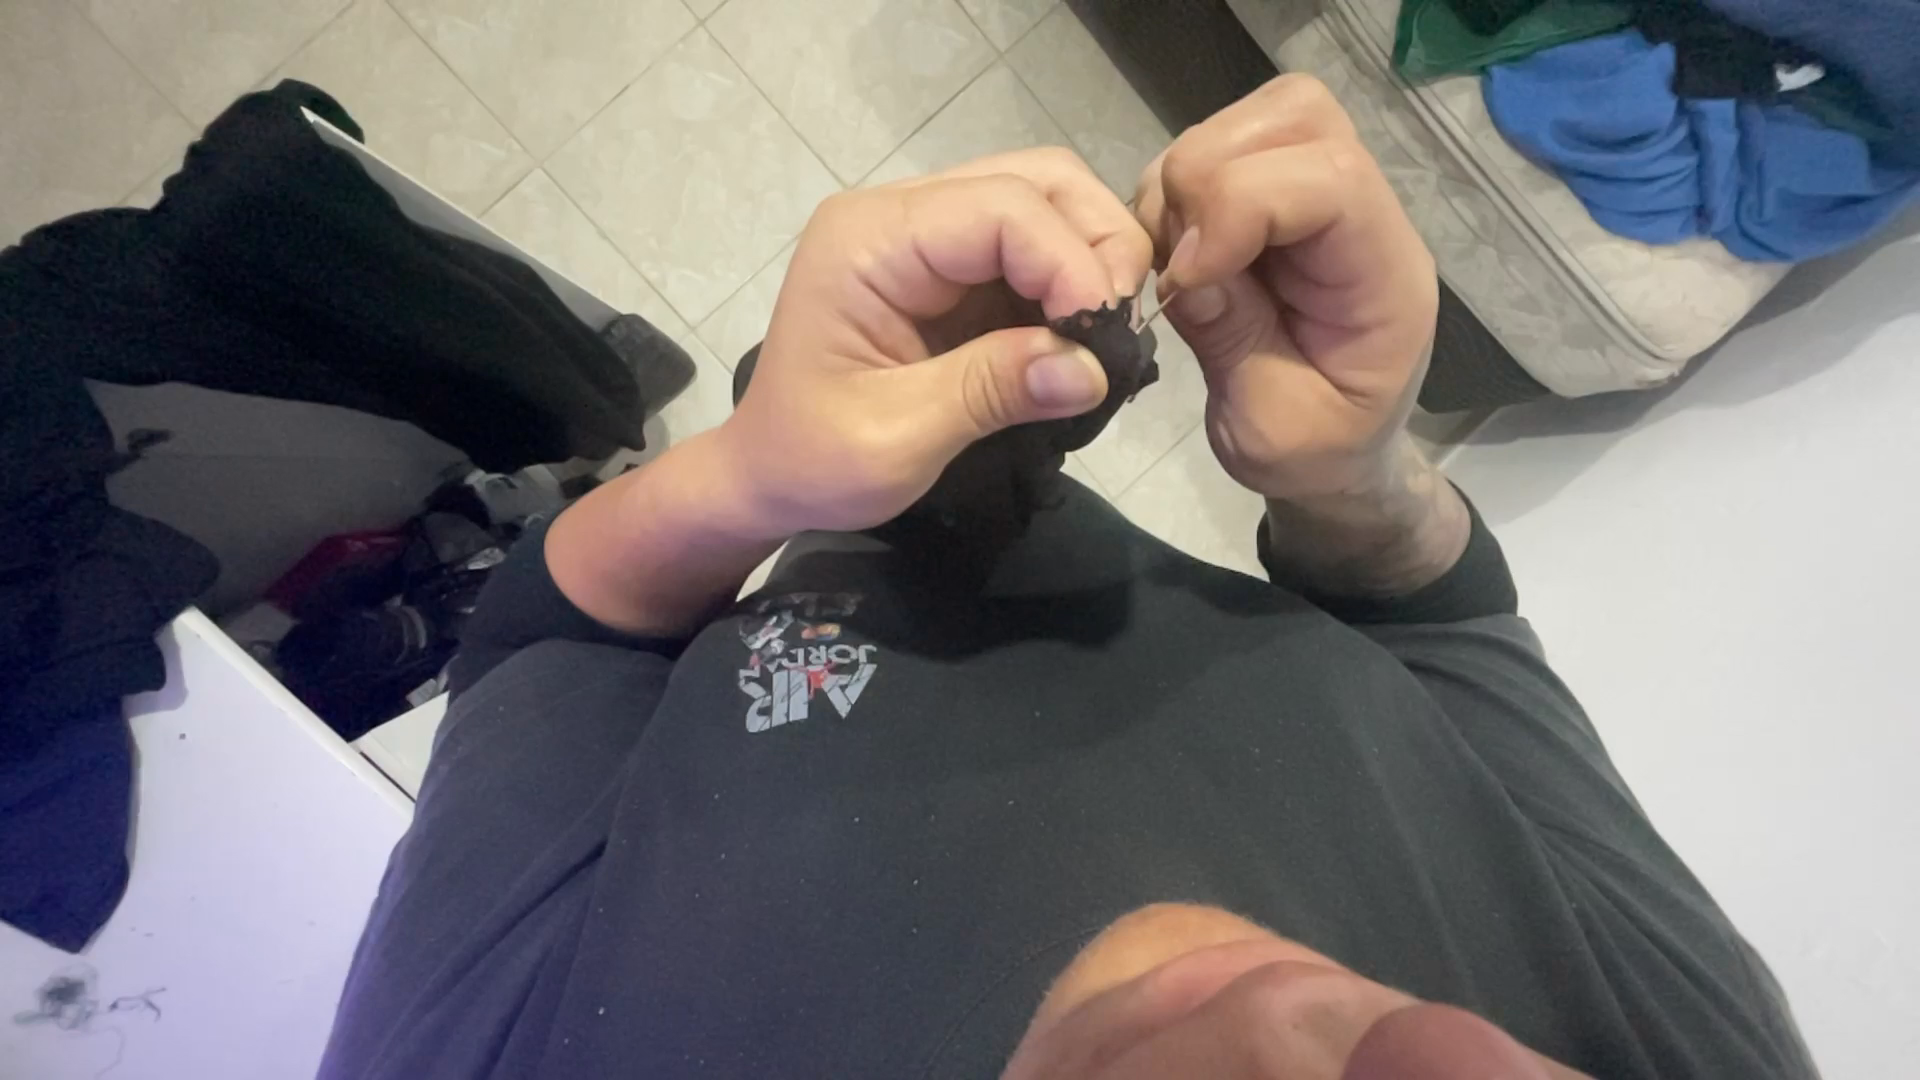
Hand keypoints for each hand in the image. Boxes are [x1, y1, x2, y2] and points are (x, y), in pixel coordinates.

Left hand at [718, 147, 1154, 536]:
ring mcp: (925, 240)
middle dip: (1095, 245)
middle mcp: (899, 217)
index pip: (1000, 208)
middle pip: (1033, 182)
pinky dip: (1069, 289)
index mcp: (869, 241)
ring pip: (1041, 207)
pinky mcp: (948, 274)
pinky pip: (1029, 256)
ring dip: (1090, 262)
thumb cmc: (814, 462)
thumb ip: (990, 392)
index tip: (1106, 338)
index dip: (1070, 261)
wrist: (772, 475)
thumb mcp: (896, 438)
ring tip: (1107, 336)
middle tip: (1122, 327)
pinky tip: (1081, 337)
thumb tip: (1093, 370)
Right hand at [1133, 75, 1438, 501]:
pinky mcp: (1271, 211)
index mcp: (1381, 277)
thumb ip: (1233, 343)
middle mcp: (1359, 219)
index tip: (1182, 280)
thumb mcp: (1269, 426)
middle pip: (1297, 117)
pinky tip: (1168, 254)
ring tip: (1167, 260)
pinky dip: (1175, 194)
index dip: (1238, 208)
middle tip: (1171, 258)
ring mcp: (1316, 207)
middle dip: (1210, 176)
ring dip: (1187, 183)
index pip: (1329, 181)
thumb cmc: (1312, 453)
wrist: (1329, 459)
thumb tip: (1180, 268)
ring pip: (1255, 123)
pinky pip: (1220, 157)